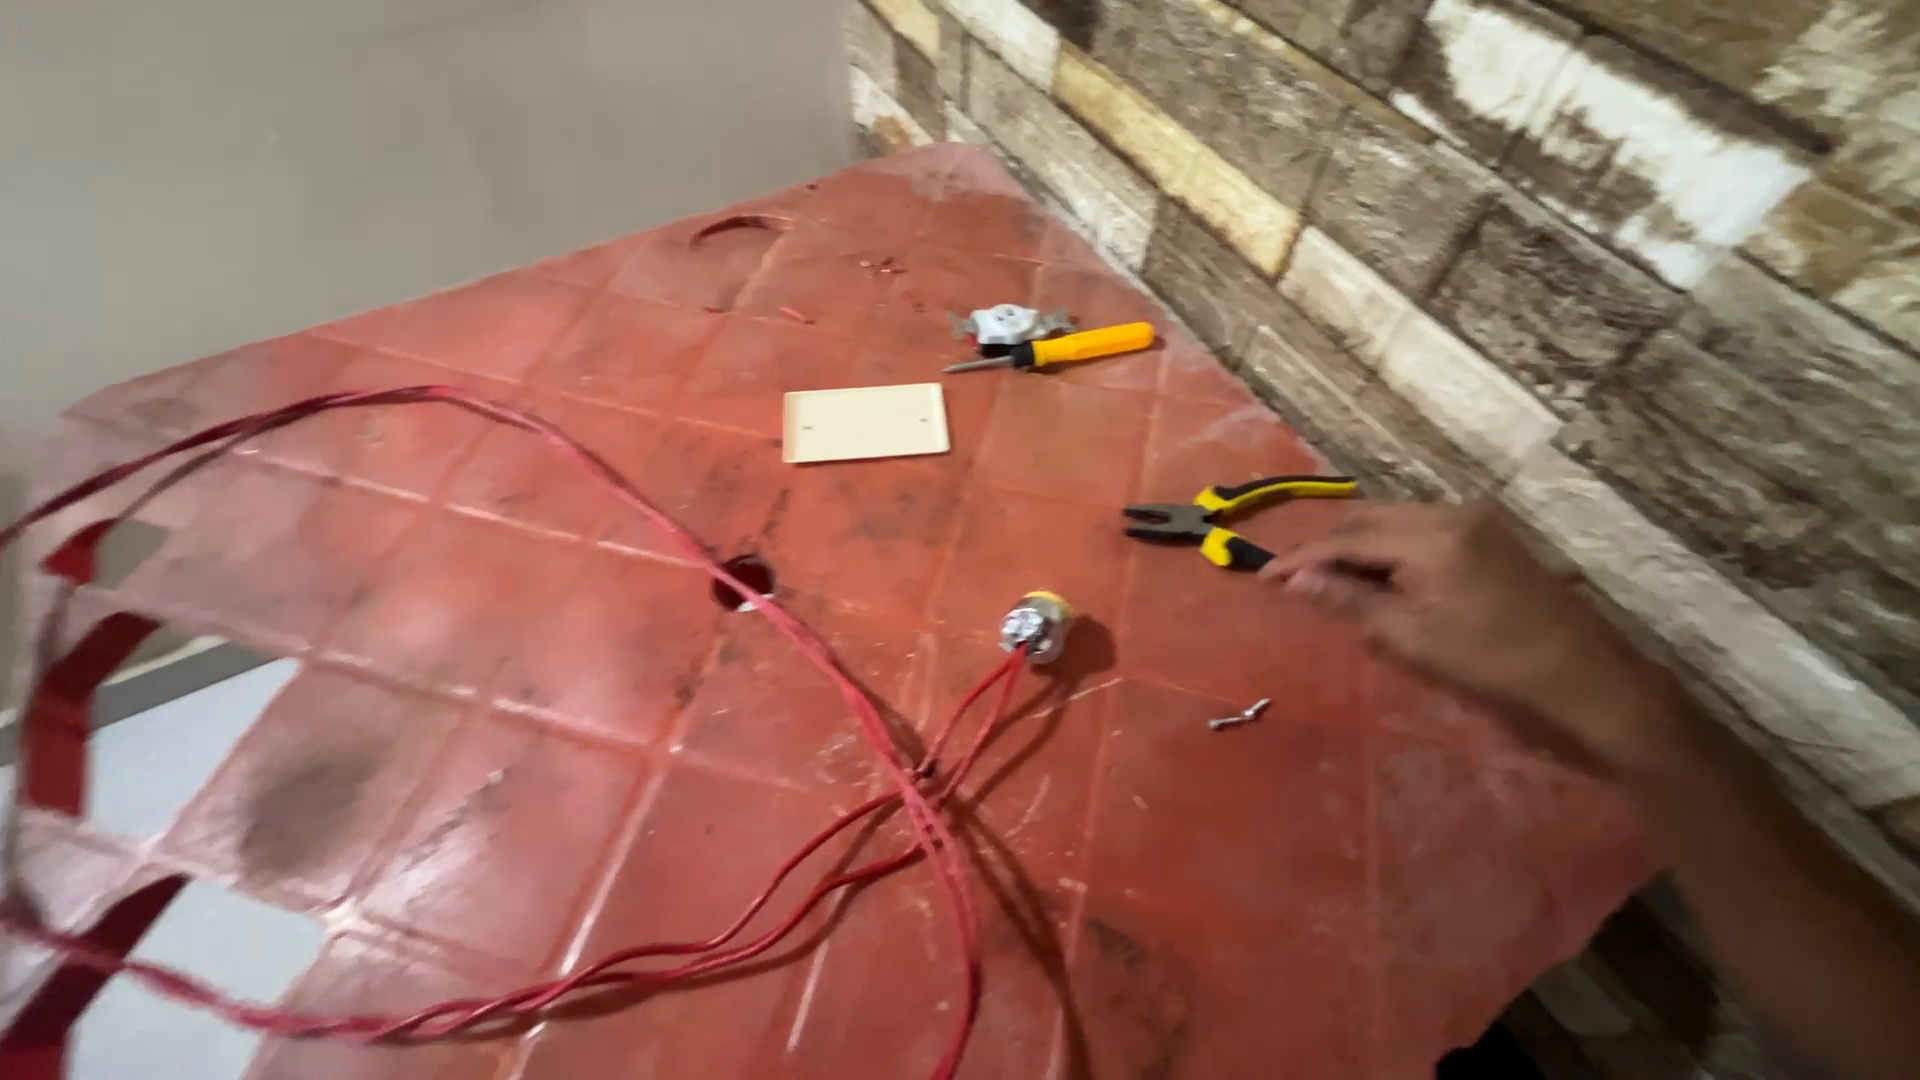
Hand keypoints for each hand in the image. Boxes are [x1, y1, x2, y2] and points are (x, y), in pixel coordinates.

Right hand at [1262, 501, 1682, 774]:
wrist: (1586, 675)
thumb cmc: (1492, 662)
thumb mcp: (1409, 637)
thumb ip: (1348, 600)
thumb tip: (1295, 580)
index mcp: (1430, 538)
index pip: (1346, 539)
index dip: (1301, 558)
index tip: (1265, 577)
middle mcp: (1449, 513)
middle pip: (1365, 518)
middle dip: (1326, 547)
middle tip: (1294, 580)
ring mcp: (1472, 519)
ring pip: (1390, 519)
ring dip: (1355, 545)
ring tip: (1329, 580)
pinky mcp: (1486, 532)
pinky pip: (1416, 527)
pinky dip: (1386, 546)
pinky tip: (1377, 575)